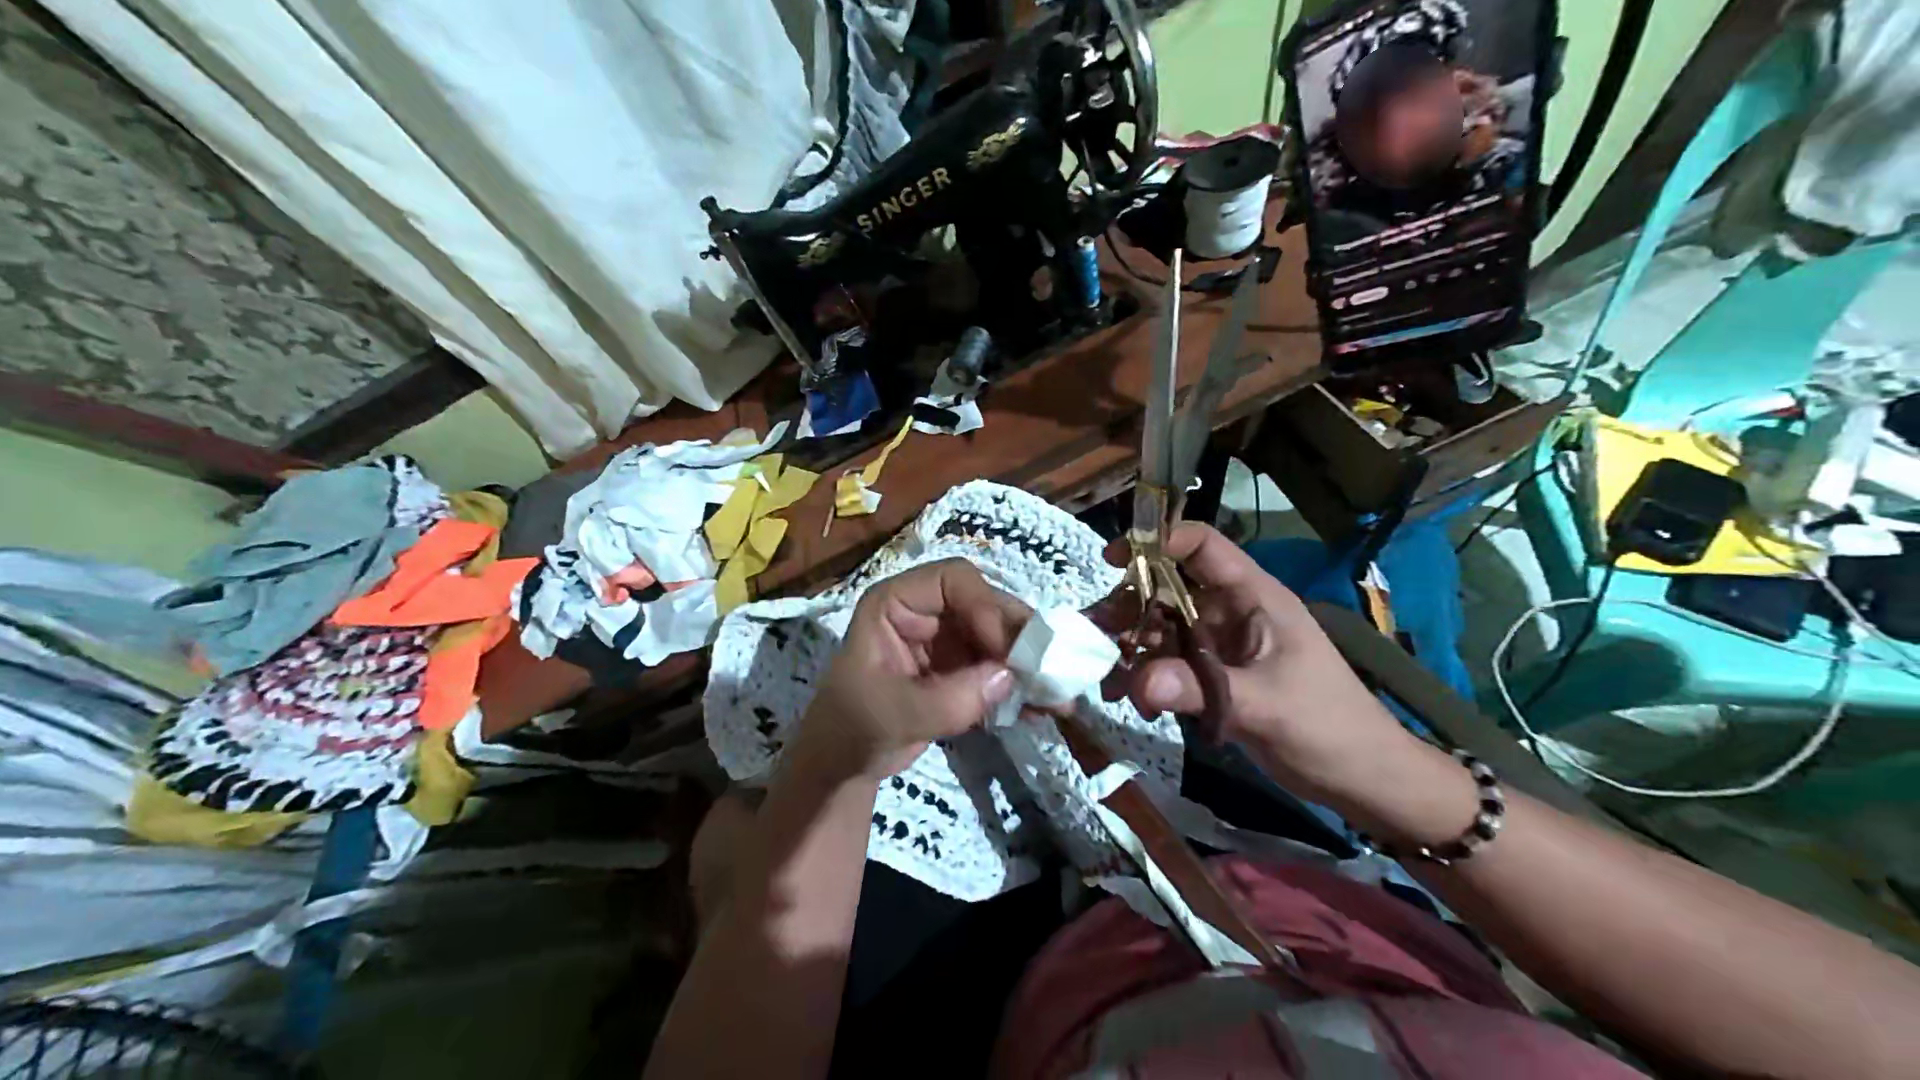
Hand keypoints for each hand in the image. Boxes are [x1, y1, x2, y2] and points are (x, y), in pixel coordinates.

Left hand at [793, 559, 1029, 784]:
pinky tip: (1040, 710)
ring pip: (1000, 637)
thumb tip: (1011, 678)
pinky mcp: (962, 670)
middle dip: (1018, 638)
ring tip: (1057, 697)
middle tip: (1050, 670)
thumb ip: (950, 699)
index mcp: (897, 602)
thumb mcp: (894, 714)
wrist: (843, 763)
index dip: (985, 606)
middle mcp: (927, 613)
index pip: (952, 580)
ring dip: (1029, 665)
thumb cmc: (852, 727)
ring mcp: (947, 641)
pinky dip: (1020, 687)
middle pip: (985, 606)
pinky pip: (1000, 668)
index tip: (1006, 650)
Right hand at [1098, 524, 1422, 805]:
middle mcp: (1230, 612)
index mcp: (1253, 597)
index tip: (1115, 561)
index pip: (1202, 546)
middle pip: (1168, 588)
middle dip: (1129, 605)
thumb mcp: (1264, 704)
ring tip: (1105, 676)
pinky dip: (1143, 677)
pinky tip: (1127, 699)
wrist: (1361, 779)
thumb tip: (1136, 683)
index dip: (1159, 541)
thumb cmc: (1328, 726)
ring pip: (1161, 628)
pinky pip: (1167, 665)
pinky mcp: (1212, 677)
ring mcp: (1219, 646)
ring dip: (1130, 646)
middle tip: (1096, 633)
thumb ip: (1199, 689)